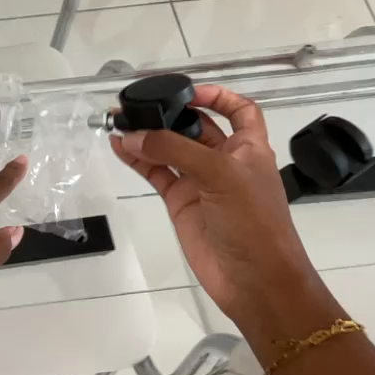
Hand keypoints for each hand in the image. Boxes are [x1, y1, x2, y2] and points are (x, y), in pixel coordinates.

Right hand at [110, 84, 320, 330]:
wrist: (255, 281)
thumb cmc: (253, 223)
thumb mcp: (220, 176)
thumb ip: (174, 151)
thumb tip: (131, 136)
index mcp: (249, 149)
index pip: (239, 111)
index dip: (218, 97)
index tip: (188, 92)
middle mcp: (225, 161)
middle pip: (195, 127)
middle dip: (169, 114)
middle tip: (137, 105)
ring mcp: (200, 182)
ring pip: (169, 149)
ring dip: (147, 135)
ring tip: (119, 122)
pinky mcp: (180, 201)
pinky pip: (155, 172)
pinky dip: (137, 159)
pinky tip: (119, 147)